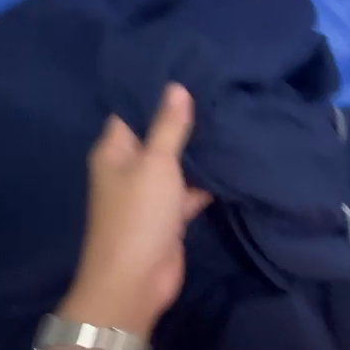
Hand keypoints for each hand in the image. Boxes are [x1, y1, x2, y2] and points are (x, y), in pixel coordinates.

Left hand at [61, 84, 212, 335]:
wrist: (136, 281)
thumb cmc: (138, 216)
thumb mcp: (156, 164)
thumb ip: (169, 126)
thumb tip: (177, 86)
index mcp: (114, 151)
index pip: (132, 111)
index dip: (155, 92)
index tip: (187, 68)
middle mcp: (129, 168)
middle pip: (157, 135)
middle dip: (184, 119)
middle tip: (219, 89)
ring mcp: (150, 193)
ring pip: (178, 162)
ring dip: (199, 150)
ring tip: (231, 117)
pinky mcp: (170, 214)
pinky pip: (191, 188)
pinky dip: (207, 180)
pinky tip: (234, 160)